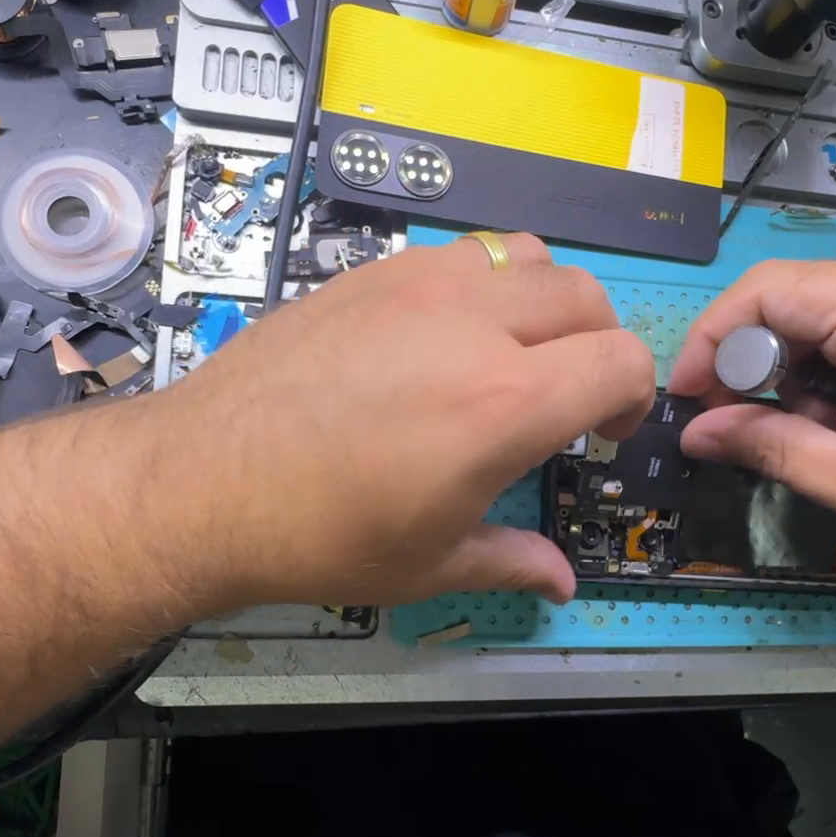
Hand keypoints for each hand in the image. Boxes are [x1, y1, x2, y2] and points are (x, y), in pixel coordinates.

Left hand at [163, 234, 655, 609]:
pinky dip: (481, 285)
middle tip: (564, 396)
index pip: (623, 361)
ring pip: (527, 256)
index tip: (599, 433)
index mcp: (505, 403)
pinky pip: (459, 252)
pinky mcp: (372, 272)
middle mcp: (474, 324)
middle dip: (597, 345)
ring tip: (508, 350)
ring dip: (542, 302)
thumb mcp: (431, 564)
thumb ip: (514, 562)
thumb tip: (561, 583)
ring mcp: (419, 285)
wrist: (202, 482)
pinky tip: (439, 335)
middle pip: (587, 296)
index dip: (632, 398)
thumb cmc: (322, 536)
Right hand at [666, 252, 835, 594]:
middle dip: (749, 363)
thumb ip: (766, 445)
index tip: (686, 398)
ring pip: (820, 315)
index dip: (710, 340)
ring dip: (790, 372)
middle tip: (735, 427)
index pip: (767, 291)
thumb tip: (695, 432)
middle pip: (792, 299)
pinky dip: (828, 370)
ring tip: (801, 434)